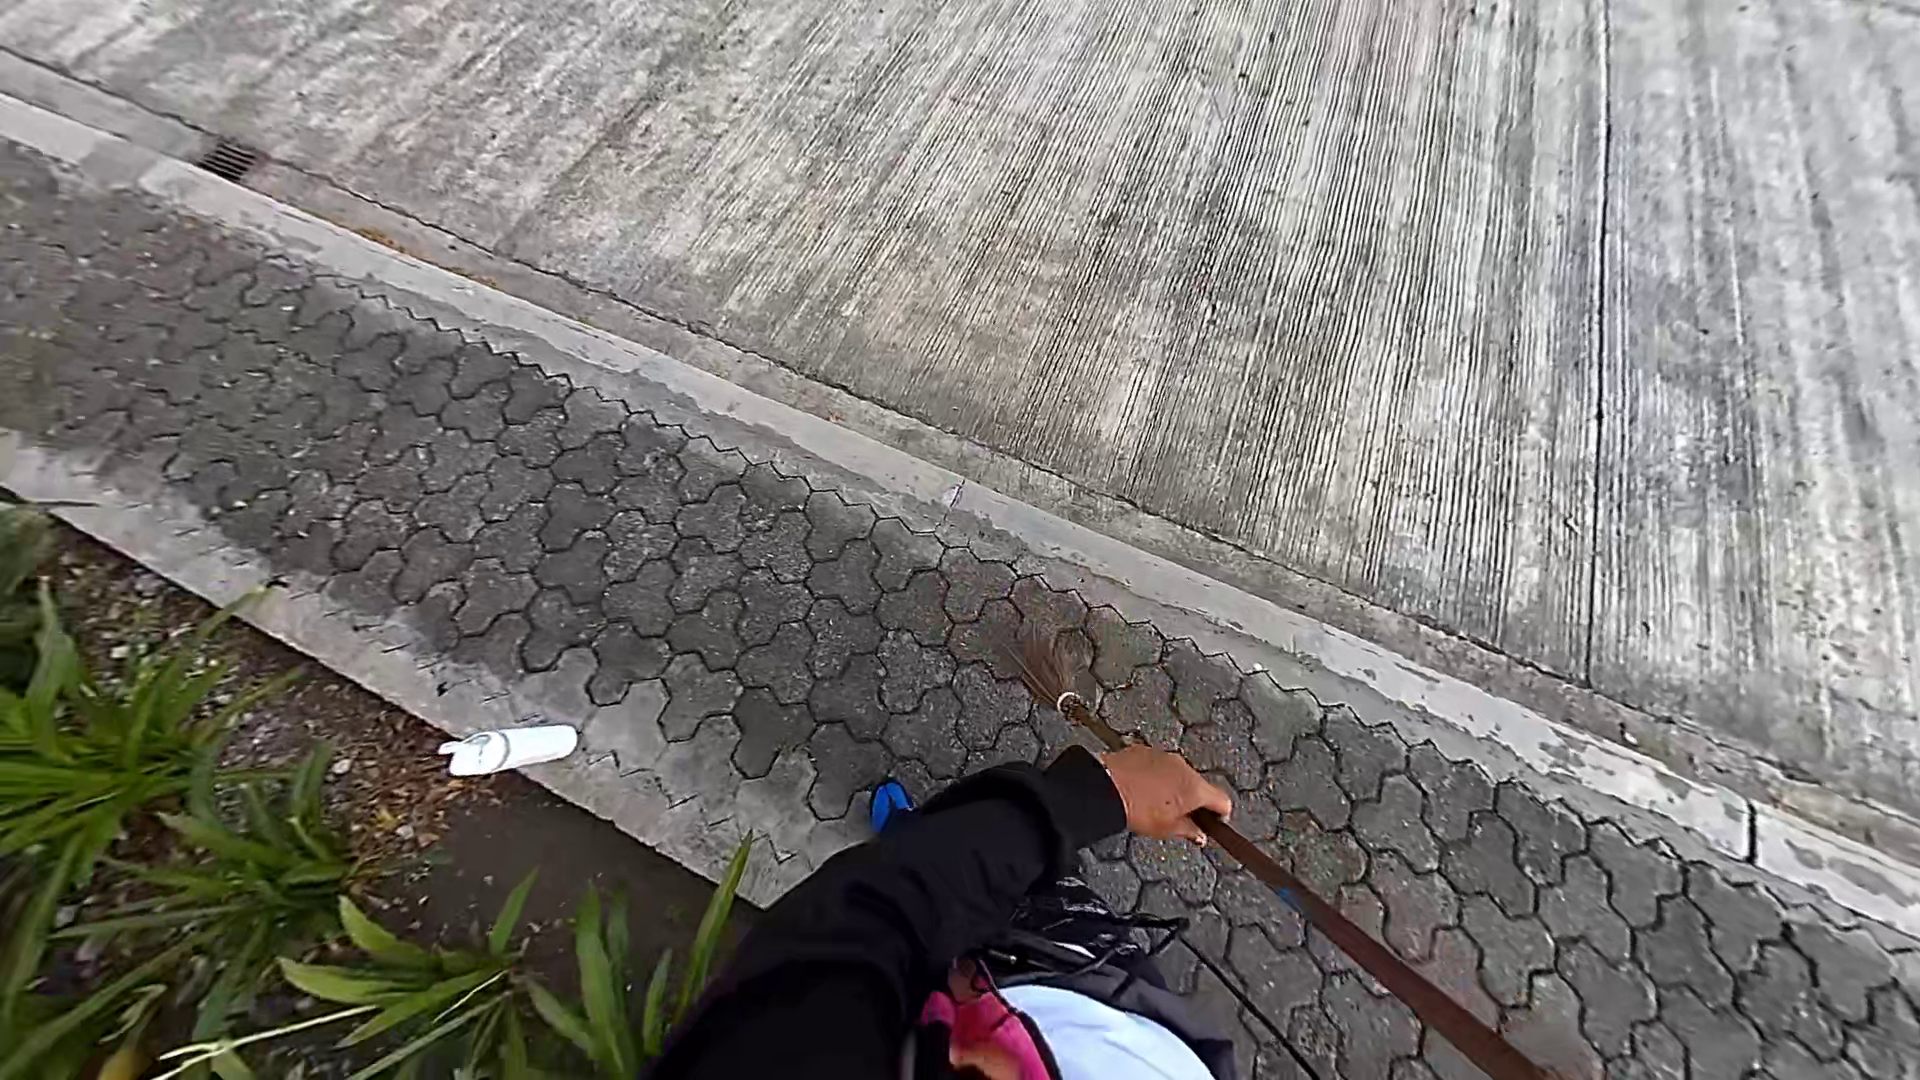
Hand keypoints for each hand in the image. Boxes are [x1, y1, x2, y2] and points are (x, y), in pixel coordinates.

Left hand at [1100, 745, 1231, 844]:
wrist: (1106, 787)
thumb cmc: (1136, 809)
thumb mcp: (1167, 829)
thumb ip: (1189, 830)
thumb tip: (1199, 834)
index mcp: (1195, 787)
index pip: (1222, 800)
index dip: (1220, 814)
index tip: (1214, 822)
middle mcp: (1182, 766)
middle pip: (1198, 784)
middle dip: (1192, 798)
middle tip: (1180, 814)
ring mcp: (1163, 755)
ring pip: (1177, 771)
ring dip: (1172, 784)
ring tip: (1156, 801)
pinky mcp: (1144, 749)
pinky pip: (1157, 762)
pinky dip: (1155, 773)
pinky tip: (1142, 786)